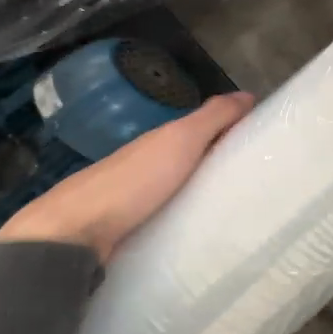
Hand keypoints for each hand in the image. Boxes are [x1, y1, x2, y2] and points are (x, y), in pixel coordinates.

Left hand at [0, 91, 254, 262]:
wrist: (65, 239)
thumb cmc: (130, 182)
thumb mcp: (179, 140)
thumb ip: (213, 117)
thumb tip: (249, 94)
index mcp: (160, 143)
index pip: (206, 130)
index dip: (234, 130)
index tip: (266, 141)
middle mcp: (147, 167)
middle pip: (193, 160)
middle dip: (222, 165)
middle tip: (261, 176)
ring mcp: (134, 202)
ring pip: (180, 191)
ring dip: (204, 194)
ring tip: (240, 207)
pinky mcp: (127, 234)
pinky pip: (167, 218)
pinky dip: (185, 218)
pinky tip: (202, 230)